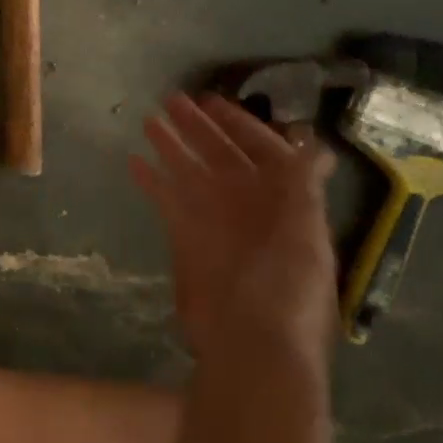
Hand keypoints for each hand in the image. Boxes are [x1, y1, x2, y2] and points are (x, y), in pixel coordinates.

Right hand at [135, 94, 338, 355]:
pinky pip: (166, 199)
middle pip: (225, 159)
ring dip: (173, 146)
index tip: (213, 103)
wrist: (246, 343)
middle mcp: (251, 209)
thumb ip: (299, 195)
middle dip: (201, 129)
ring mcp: (215, 222)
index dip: (244, 128)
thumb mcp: (300, 242)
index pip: (267, 157)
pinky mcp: (184, 236)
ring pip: (192, 173)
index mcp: (286, 208)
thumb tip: (310, 147)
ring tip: (148, 119)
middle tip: (171, 99)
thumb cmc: (280, 294)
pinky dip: (151, 179)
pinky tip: (133, 161)